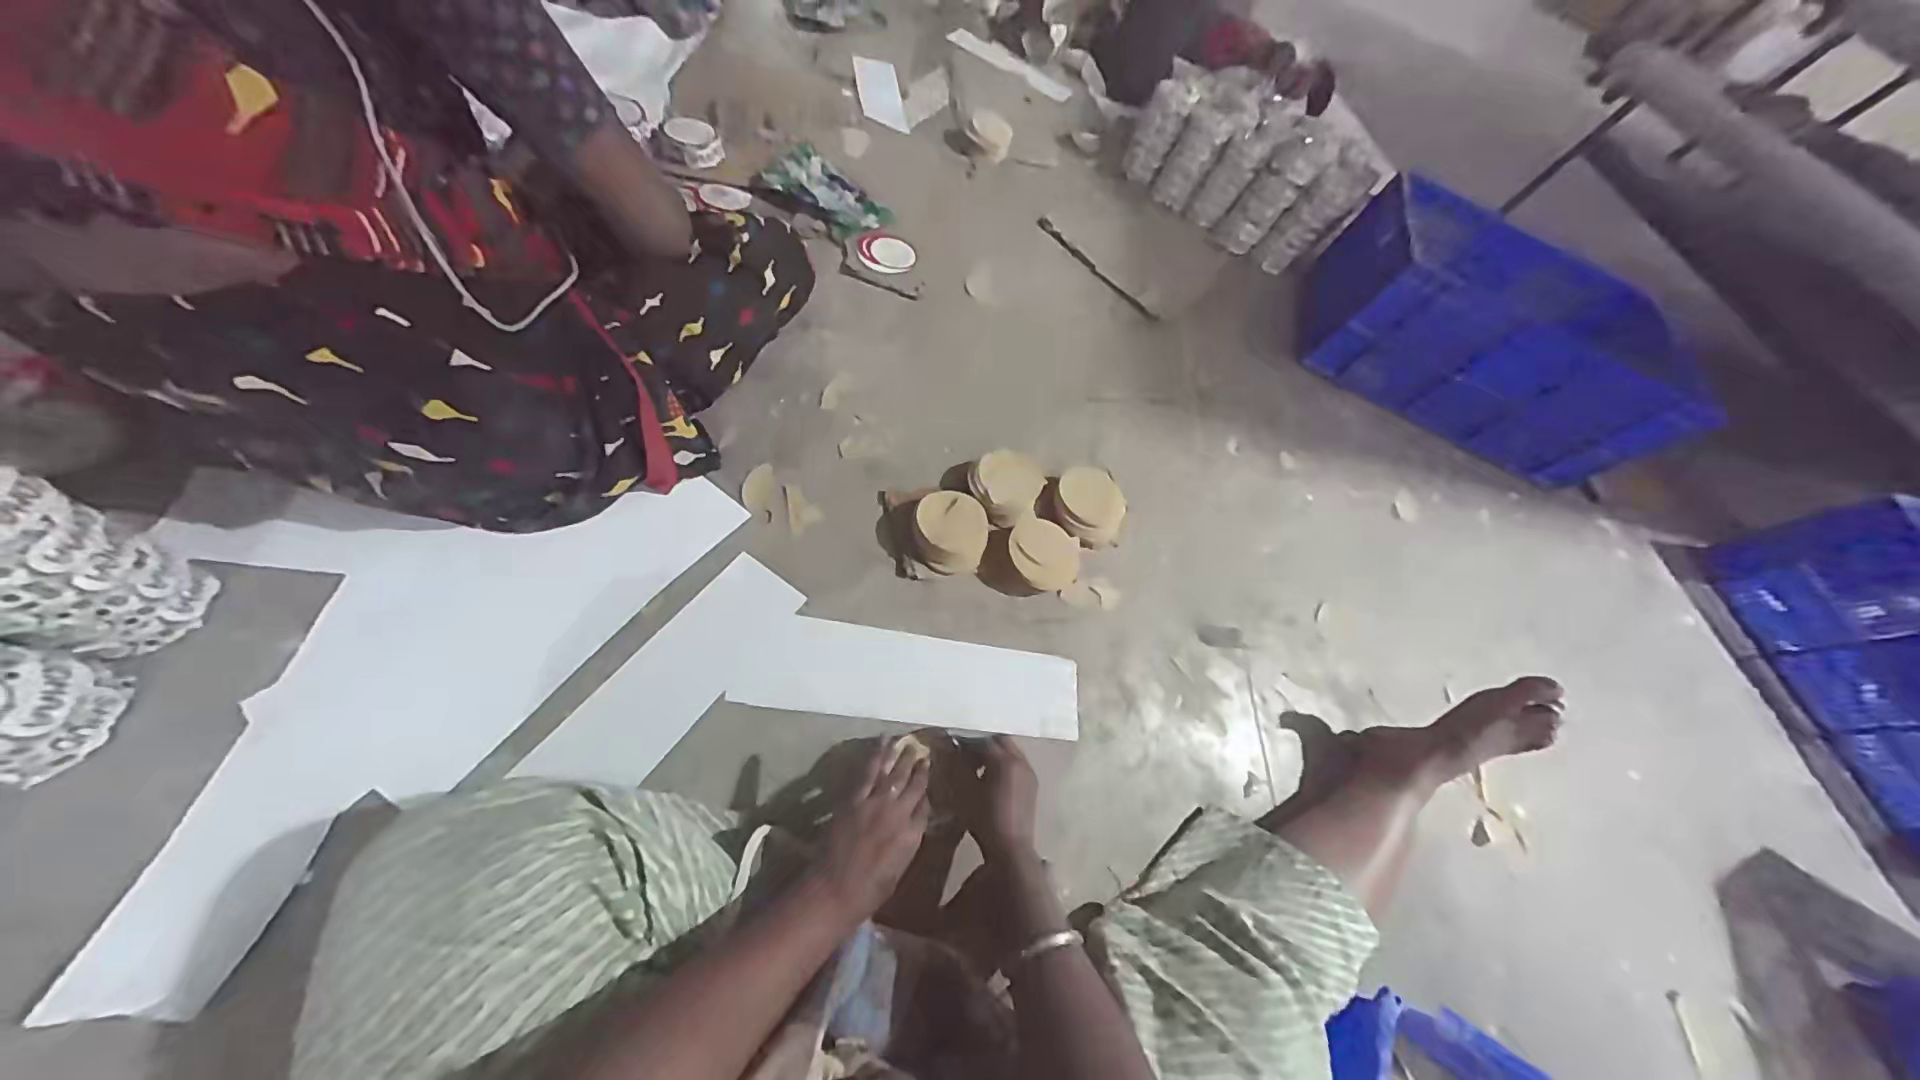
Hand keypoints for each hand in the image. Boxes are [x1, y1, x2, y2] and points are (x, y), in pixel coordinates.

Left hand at [815, 741, 929, 921]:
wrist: (834, 889)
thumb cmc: (868, 892)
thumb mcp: (897, 870)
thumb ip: (907, 842)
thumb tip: (912, 823)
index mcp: (912, 835)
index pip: (924, 808)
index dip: (925, 794)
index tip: (927, 782)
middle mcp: (898, 814)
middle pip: (913, 785)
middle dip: (919, 768)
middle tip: (923, 753)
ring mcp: (876, 803)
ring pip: (893, 773)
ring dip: (901, 756)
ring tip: (906, 742)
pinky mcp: (855, 799)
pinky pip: (869, 772)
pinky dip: (877, 756)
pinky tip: (882, 746)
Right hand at [965, 736, 1038, 865]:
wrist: (1011, 849)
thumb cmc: (985, 820)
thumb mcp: (966, 791)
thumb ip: (961, 765)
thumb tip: (955, 749)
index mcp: (1005, 761)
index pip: (984, 739)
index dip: (968, 739)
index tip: (954, 743)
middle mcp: (1021, 761)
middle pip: (1000, 740)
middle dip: (983, 742)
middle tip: (966, 751)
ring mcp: (1029, 772)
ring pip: (1010, 750)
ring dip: (995, 752)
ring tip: (978, 764)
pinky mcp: (1032, 784)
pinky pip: (1017, 762)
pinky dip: (1004, 762)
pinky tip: (992, 776)